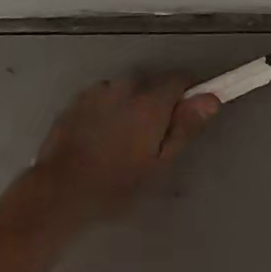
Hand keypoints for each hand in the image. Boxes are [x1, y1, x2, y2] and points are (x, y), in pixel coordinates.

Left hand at [25, 75, 219, 222]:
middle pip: (152, 84)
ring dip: (129, 106)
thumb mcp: (159, 163)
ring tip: (119, 141)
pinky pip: (102, 98)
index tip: (183, 116)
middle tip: (149, 139)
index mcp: (152, 100)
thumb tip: (212, 98)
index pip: (181, 79)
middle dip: (155, 103)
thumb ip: (186, 126)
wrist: (58, 193)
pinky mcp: (77, 100)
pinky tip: (98, 138)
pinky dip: (106, 110)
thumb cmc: (116, 184)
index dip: (186, 95)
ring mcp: (99, 90)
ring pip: (126, 91)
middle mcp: (127, 86)